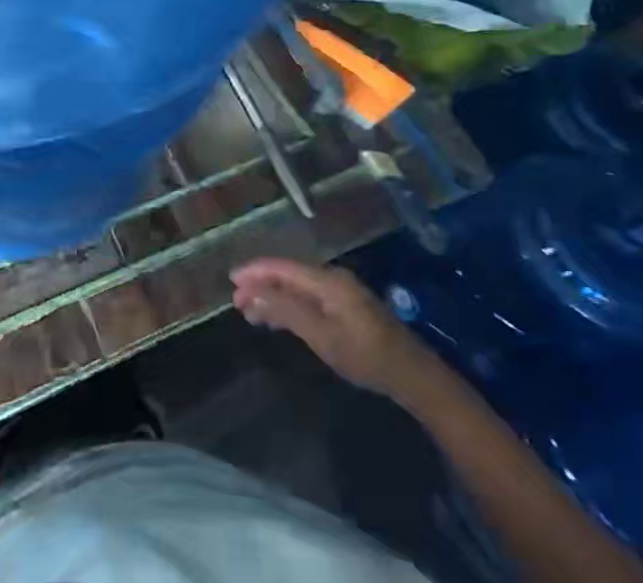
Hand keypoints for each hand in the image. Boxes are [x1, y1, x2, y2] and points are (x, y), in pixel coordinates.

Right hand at [231, 258, 458, 410]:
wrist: (411, 375)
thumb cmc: (364, 355)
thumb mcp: (320, 334)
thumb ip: (286, 309)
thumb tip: (253, 290)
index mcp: (327, 280)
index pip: (281, 267)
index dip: (254, 271)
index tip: (231, 280)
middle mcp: (333, 279)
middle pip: (288, 275)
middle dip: (261, 286)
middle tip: (237, 303)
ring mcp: (341, 293)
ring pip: (297, 288)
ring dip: (273, 297)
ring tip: (251, 314)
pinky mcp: (347, 307)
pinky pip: (309, 298)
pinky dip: (289, 305)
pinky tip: (278, 319)